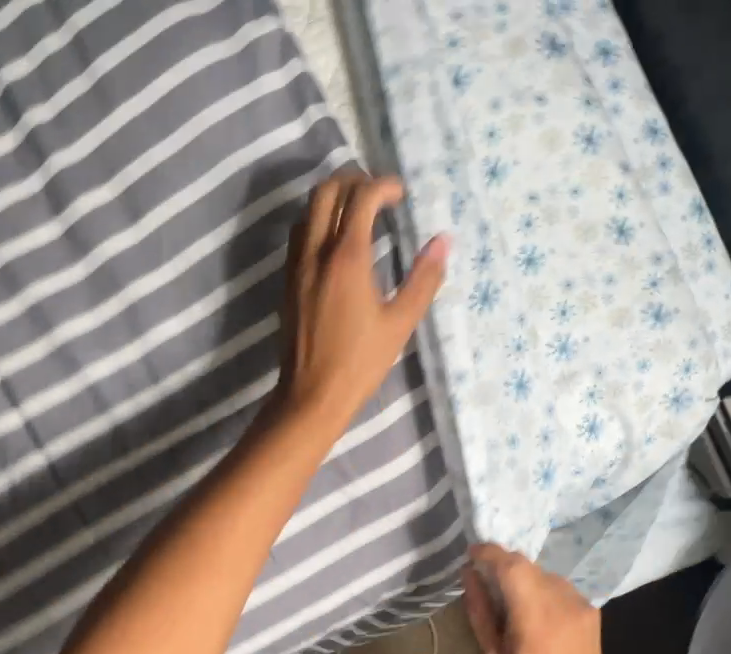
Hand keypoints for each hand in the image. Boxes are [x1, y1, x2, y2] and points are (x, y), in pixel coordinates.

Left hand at [275, 171, 448, 424]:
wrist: (311, 395)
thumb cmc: (360, 363)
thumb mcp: (400, 323)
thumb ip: (423, 279)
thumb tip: (443, 241)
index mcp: (347, 259)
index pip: (361, 198)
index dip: (384, 186)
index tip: (401, 194)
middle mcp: (316, 253)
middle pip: (326, 191)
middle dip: (353, 181)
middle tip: (378, 194)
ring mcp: (297, 266)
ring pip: (307, 210)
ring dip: (332, 199)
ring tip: (357, 210)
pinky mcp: (287, 282)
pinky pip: (299, 235)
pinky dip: (317, 221)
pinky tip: (335, 240)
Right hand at [462, 543, 623, 653]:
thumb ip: (480, 612)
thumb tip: (468, 575)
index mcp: (535, 618)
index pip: (512, 566)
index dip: (489, 553)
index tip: (471, 554)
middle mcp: (561, 602)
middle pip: (527, 566)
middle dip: (502, 566)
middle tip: (485, 581)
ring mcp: (580, 603)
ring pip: (543, 574)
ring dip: (522, 579)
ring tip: (511, 603)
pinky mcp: (590, 607)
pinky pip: (558, 587)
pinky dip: (540, 590)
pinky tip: (535, 613)